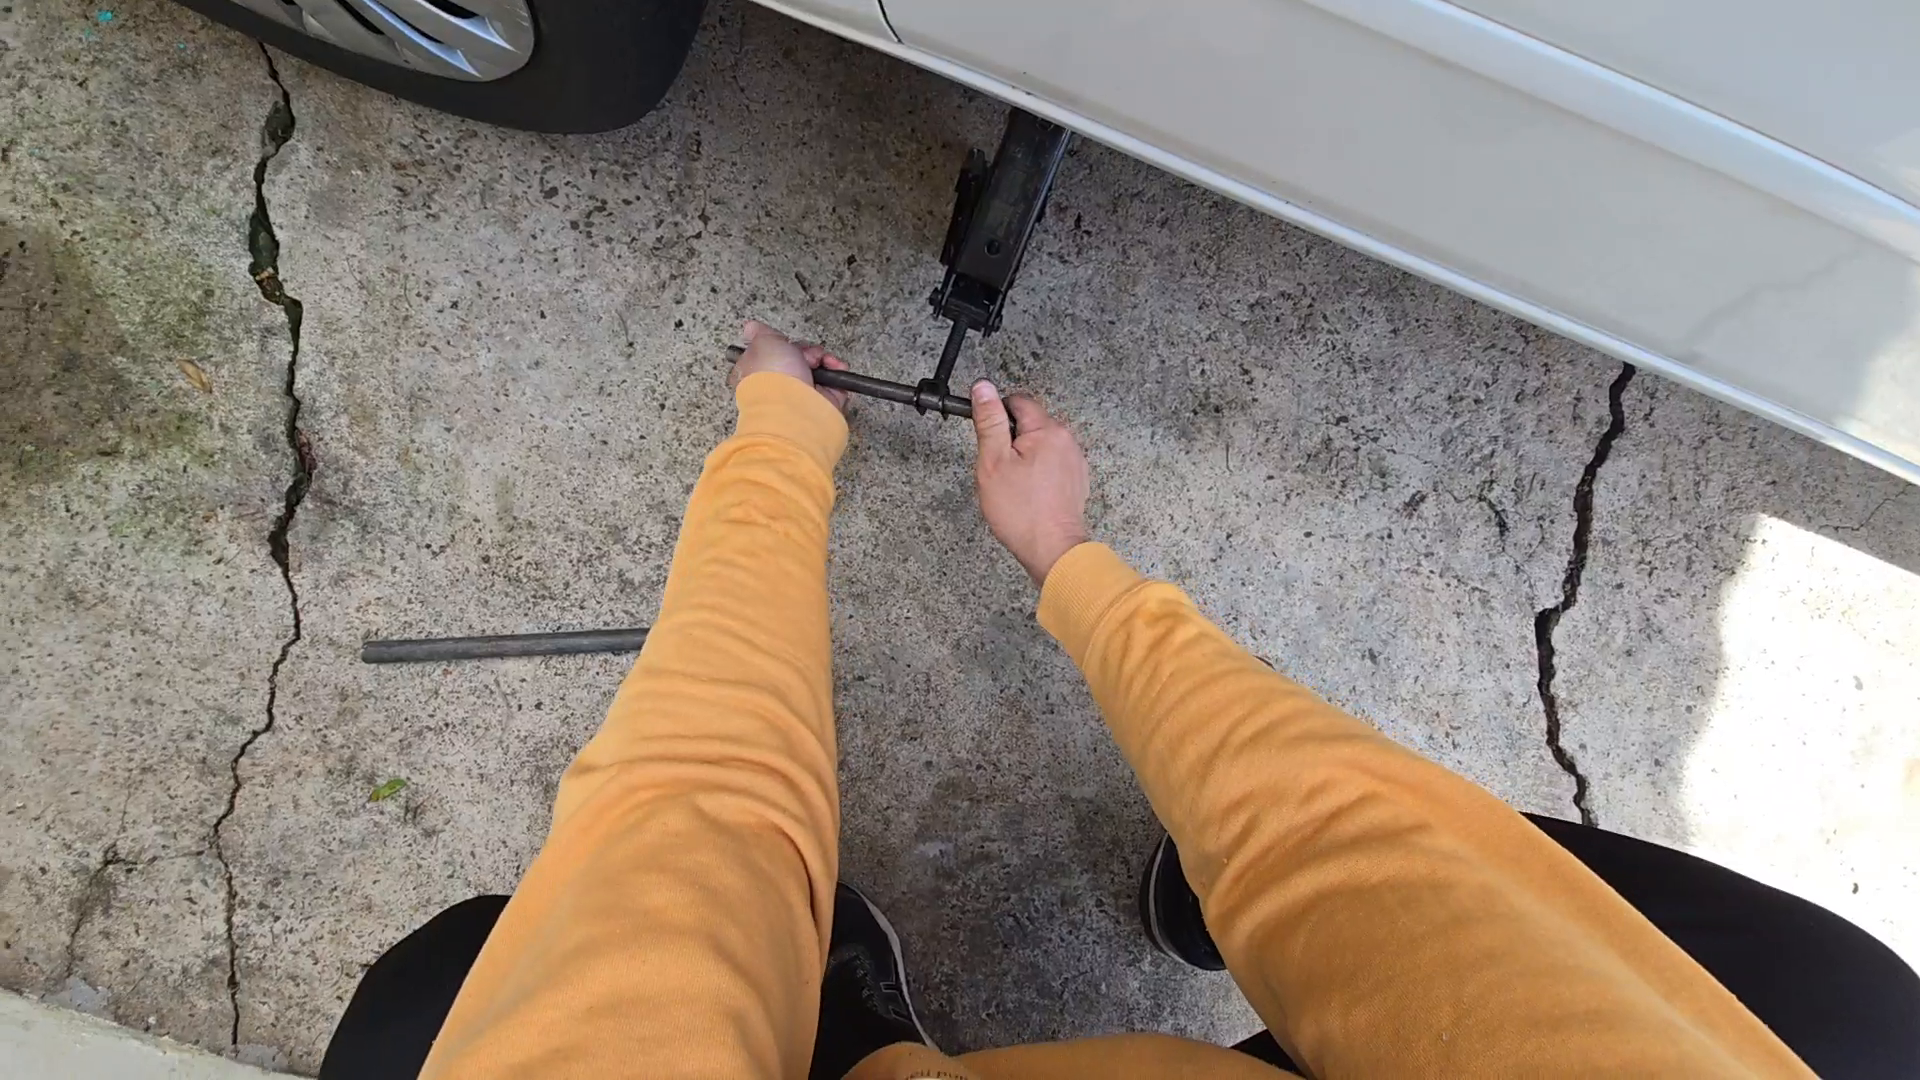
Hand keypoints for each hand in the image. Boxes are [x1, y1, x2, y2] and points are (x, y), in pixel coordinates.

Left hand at [727, 320, 849, 410]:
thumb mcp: (763, 342)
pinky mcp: (824, 401)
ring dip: (823, 359)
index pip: (772, 354)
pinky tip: (835, 367)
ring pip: (817, 367)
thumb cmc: (773, 376)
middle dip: (805, 350)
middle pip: (798, 358)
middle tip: (804, 354)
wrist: (794, 406)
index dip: (781, 343)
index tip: (784, 340)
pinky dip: (838, 371)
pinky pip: (835, 382)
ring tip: (820, 361)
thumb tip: (752, 328)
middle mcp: (780, 385)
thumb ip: (762, 333)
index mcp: (758, 373)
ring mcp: (802, 394)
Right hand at [970, 380, 1089, 585]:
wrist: (1052, 549)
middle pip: (1030, 424)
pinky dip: (1038, 474)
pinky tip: (1029, 495)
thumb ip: (990, 421)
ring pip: (1040, 446)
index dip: (997, 416)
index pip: (1018, 401)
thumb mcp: (993, 462)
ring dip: (1025, 458)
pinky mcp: (1076, 480)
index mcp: (1047, 430)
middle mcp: (1066, 440)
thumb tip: (983, 389)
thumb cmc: (1022, 512)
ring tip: (1015, 486)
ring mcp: (1074, 461)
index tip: (989, 438)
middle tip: (1000, 469)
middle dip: (1011, 441)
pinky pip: (1051, 465)